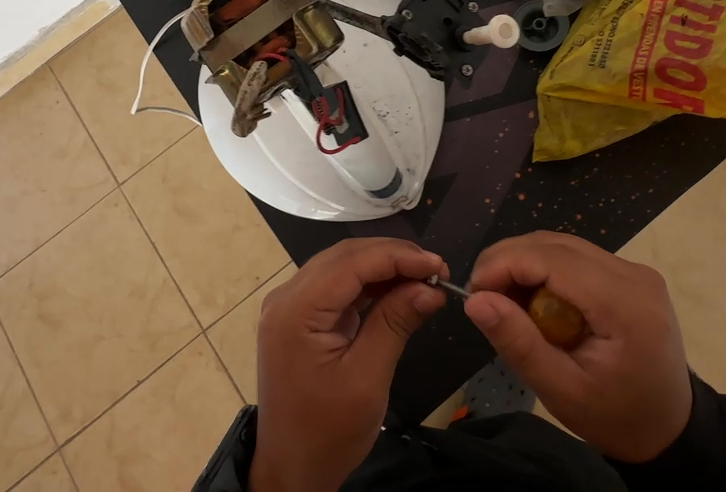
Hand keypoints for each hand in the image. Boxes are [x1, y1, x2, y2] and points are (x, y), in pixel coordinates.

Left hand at [250, 238, 447, 491]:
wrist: (291, 470)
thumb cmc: (328, 432)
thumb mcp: (367, 379)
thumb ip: (395, 324)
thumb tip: (430, 288)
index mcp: (296, 309)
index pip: (351, 262)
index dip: (397, 256)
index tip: (438, 265)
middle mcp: (287, 296)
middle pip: (345, 258)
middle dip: (393, 257)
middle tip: (437, 271)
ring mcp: (290, 305)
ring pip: (342, 267)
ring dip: (383, 267)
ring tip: (424, 278)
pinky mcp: (299, 316)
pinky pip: (337, 286)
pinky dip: (369, 284)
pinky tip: (398, 290)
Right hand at [464, 231, 692, 463]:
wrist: (670, 429)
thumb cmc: (616, 417)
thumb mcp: (562, 392)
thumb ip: (519, 344)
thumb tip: (475, 300)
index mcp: (625, 306)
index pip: (552, 259)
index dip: (505, 264)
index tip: (473, 292)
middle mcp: (633, 275)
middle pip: (555, 245)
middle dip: (509, 261)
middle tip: (482, 296)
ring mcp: (634, 271)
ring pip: (562, 245)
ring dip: (524, 263)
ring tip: (504, 299)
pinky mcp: (630, 274)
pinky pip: (575, 256)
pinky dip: (544, 269)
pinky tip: (532, 298)